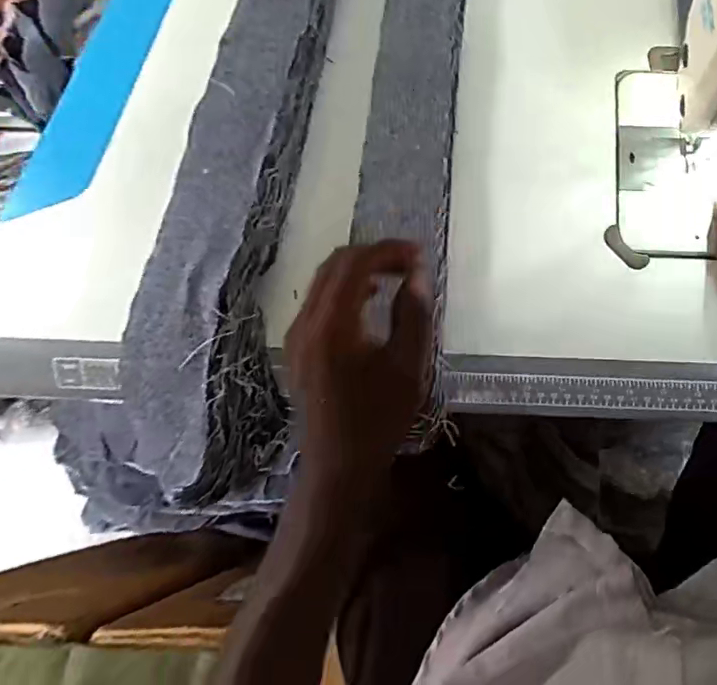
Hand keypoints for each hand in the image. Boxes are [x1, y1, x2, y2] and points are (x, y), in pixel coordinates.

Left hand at [284, 240, 433, 485]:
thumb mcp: (409, 364)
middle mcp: (306, 324)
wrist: (338, 466)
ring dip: (360, 269)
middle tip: (410, 262)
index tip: (419, 254)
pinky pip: (319, 300)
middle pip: (335, 265)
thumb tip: (417, 275)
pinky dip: (347, 287)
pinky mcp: (298, 348)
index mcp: (332, 325)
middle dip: (374, 254)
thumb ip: (413, 313)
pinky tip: (372, 298)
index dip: (388, 251)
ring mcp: (296, 336)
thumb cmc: (379, 416)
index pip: (355, 265)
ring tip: (397, 276)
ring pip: (324, 280)